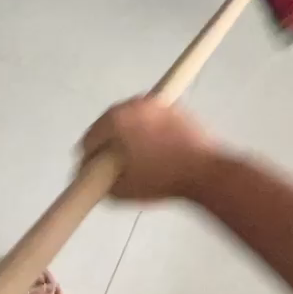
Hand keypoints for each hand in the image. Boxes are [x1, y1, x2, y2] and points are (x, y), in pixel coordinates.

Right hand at [81, 97, 222, 201]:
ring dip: (126, 134)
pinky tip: (151, 149)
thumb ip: (97, 181)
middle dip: (107, 143)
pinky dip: (146, 130)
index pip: (89, 140)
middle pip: (108, 124)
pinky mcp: (173, 108)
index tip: (91, 173)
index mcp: (114, 121)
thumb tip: (90, 177)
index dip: (88, 158)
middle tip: (109, 165)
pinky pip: (150, 118)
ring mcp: (154, 103)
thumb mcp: (120, 190)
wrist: (204, 172)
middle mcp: (132, 104)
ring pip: (130, 119)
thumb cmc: (159, 180)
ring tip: (131, 157)